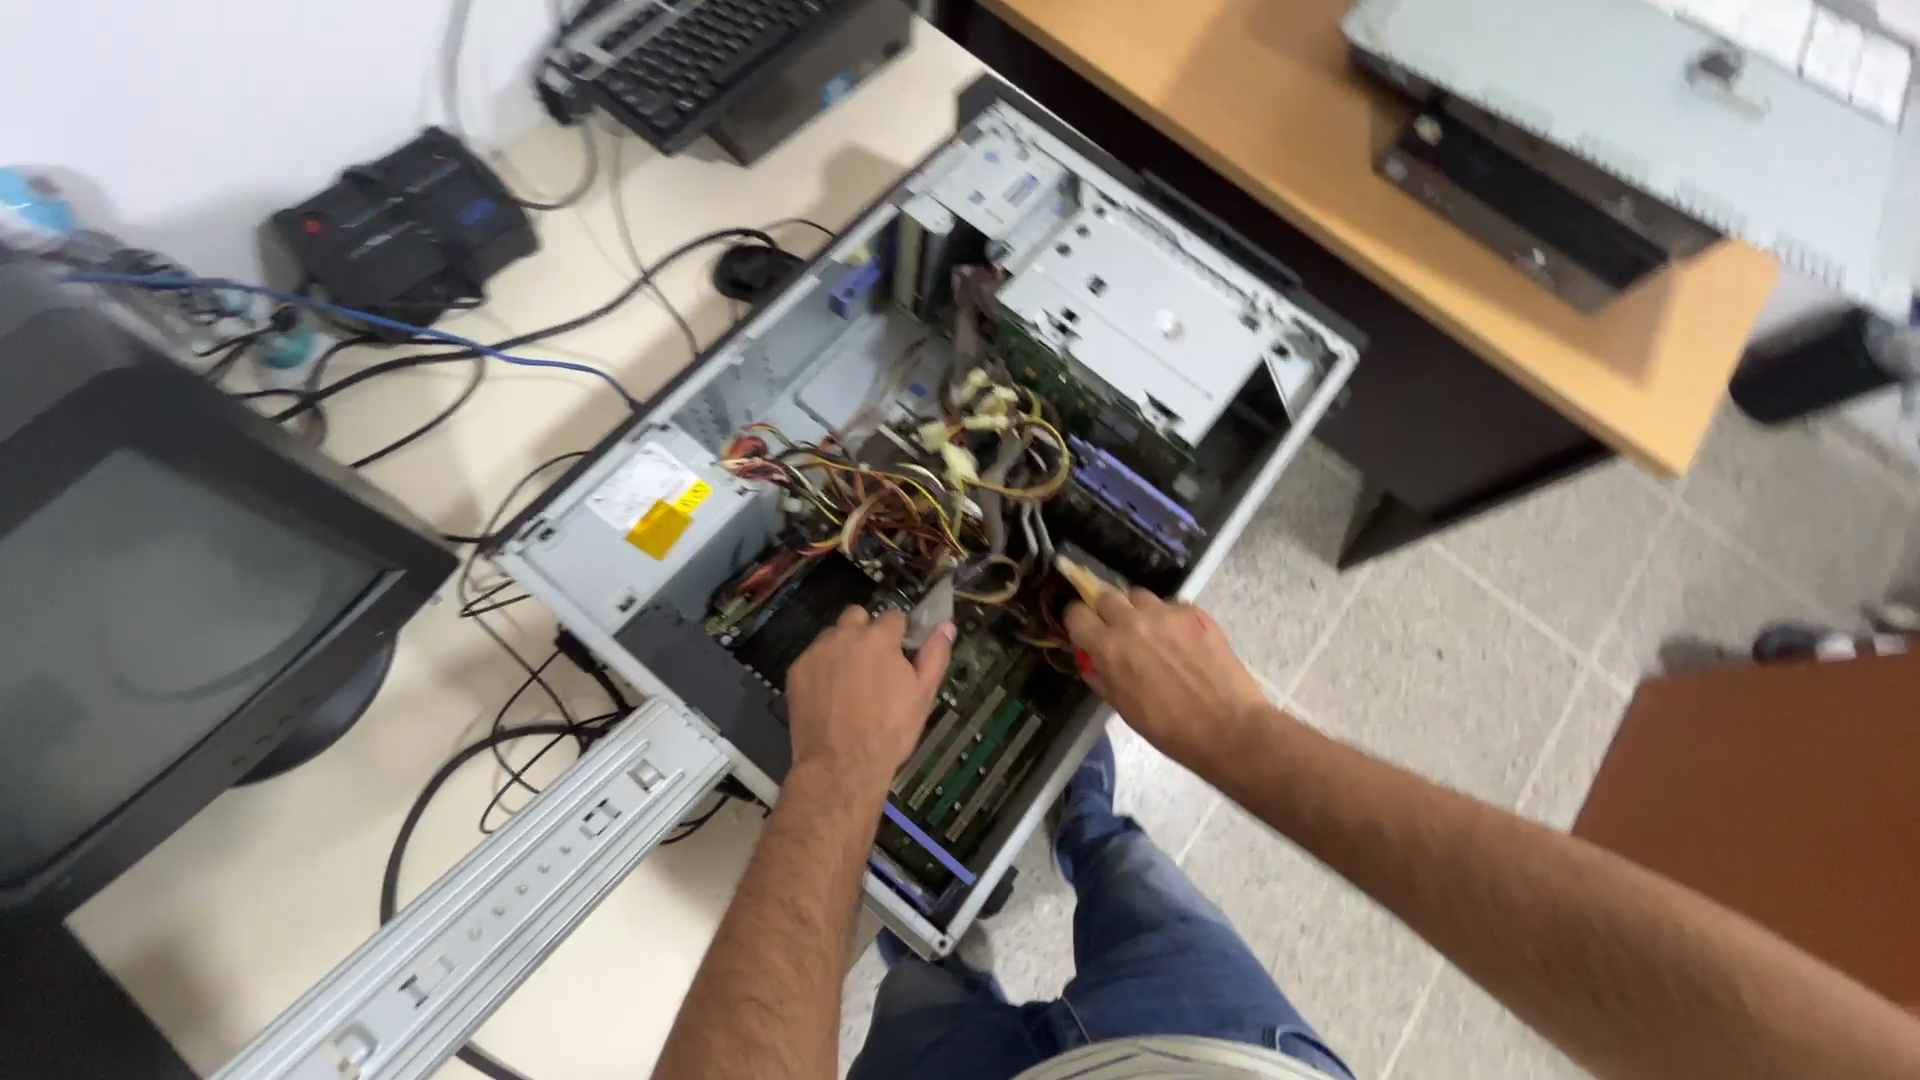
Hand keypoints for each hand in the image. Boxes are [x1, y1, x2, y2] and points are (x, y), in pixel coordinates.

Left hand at [785, 607, 954, 792]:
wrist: (842, 765)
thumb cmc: (890, 730)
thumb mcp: (923, 694)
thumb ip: (935, 654)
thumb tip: (946, 626)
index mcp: (878, 638)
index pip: (893, 616)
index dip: (900, 633)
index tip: (901, 653)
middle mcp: (844, 636)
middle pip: (857, 615)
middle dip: (866, 630)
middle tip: (874, 662)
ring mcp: (816, 653)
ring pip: (832, 636)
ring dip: (842, 647)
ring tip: (850, 681)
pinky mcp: (796, 672)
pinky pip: (812, 658)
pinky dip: (822, 669)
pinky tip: (829, 696)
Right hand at [1065, 588, 1275, 772]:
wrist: (1227, 727)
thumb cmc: (1168, 728)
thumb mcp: (1121, 707)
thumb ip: (1100, 675)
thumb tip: (1091, 657)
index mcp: (1108, 648)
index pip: (1076, 613)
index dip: (1078, 620)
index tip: (1085, 629)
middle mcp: (1132, 622)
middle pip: (1105, 594)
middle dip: (1105, 609)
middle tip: (1116, 627)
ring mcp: (1165, 613)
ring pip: (1138, 595)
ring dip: (1137, 610)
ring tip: (1151, 631)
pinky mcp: (1193, 612)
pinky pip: (1171, 605)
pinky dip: (1169, 618)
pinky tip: (1182, 641)